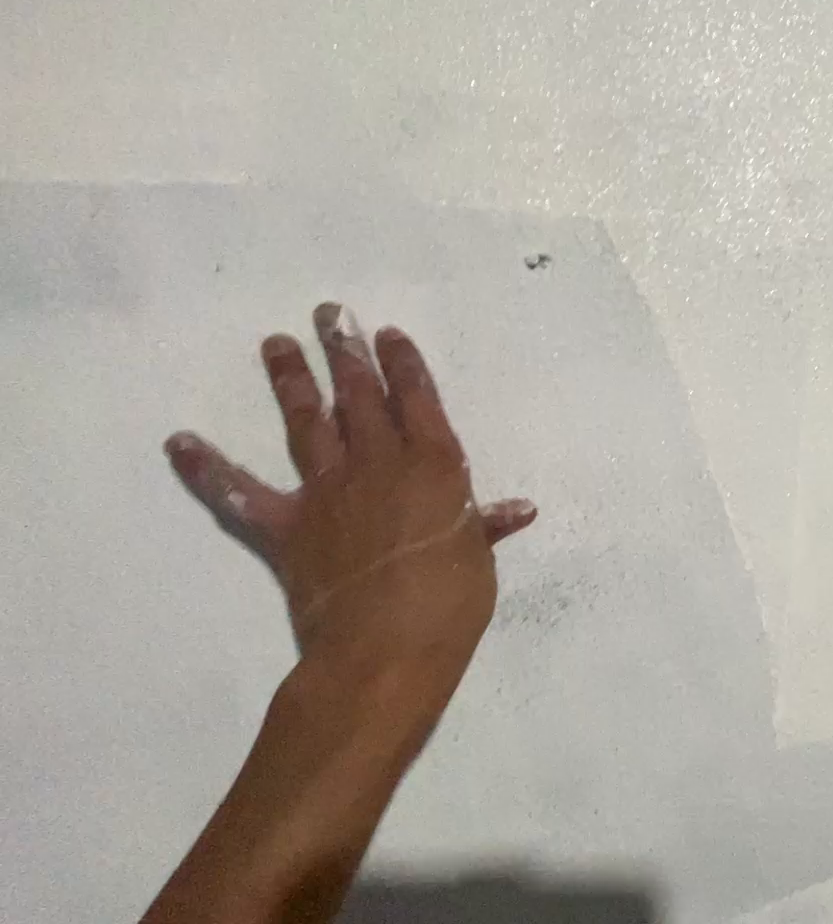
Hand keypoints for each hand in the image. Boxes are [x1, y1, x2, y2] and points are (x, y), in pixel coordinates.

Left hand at [164, 303, 534, 695]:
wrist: (385, 649)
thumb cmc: (453, 599)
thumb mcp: (479, 556)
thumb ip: (486, 524)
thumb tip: (519, 508)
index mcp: (435, 467)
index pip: (419, 402)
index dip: (405, 367)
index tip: (390, 334)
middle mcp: (380, 466)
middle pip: (362, 400)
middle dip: (349, 355)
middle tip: (332, 315)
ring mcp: (328, 493)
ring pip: (310, 426)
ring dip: (294, 383)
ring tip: (278, 344)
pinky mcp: (285, 526)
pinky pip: (239, 494)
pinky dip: (207, 468)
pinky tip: (181, 440)